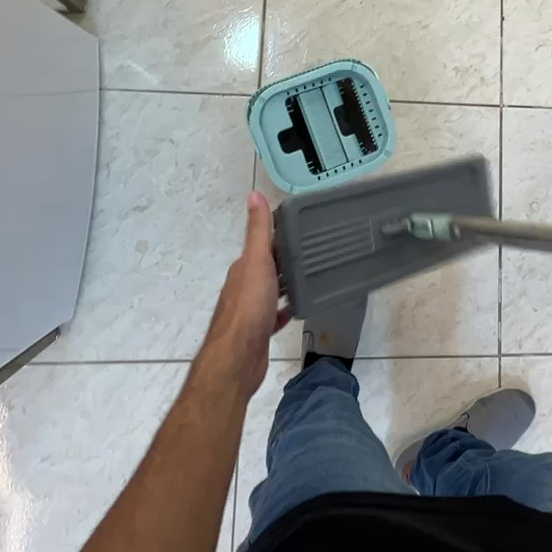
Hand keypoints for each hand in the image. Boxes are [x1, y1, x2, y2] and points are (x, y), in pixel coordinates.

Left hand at [198, 192, 291, 397]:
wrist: (238, 357)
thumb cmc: (249, 307)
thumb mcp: (256, 261)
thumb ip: (257, 230)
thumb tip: (254, 194)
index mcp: (243, 268)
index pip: (261, 245)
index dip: (278, 236)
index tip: (301, 228)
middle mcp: (243, 287)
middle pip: (266, 268)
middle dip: (284, 260)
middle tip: (312, 252)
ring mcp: (250, 311)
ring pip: (270, 291)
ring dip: (285, 284)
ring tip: (309, 277)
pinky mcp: (258, 332)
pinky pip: (274, 315)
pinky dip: (285, 309)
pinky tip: (297, 309)